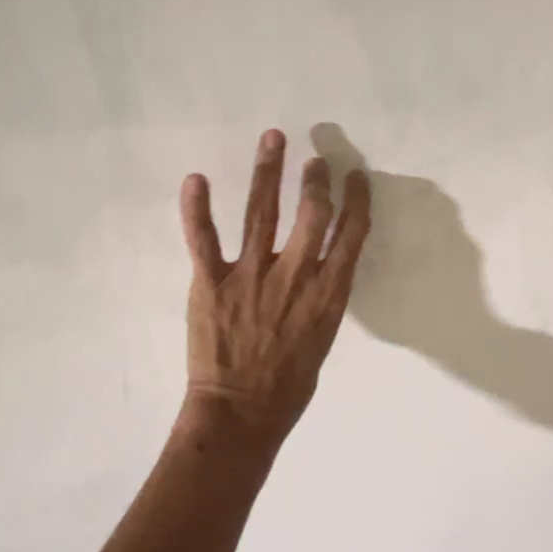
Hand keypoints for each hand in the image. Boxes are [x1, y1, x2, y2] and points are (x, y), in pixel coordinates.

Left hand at [178, 129, 371, 436]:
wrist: (242, 413)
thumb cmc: (289, 384)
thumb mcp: (323, 336)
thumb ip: (322, 296)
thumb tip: (320, 266)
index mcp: (328, 292)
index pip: (351, 234)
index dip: (356, 200)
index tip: (356, 176)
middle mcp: (295, 275)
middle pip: (312, 214)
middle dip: (316, 180)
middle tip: (315, 160)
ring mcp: (252, 275)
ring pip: (262, 213)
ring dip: (269, 172)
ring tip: (273, 138)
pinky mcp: (211, 282)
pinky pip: (203, 238)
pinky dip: (198, 207)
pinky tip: (196, 178)